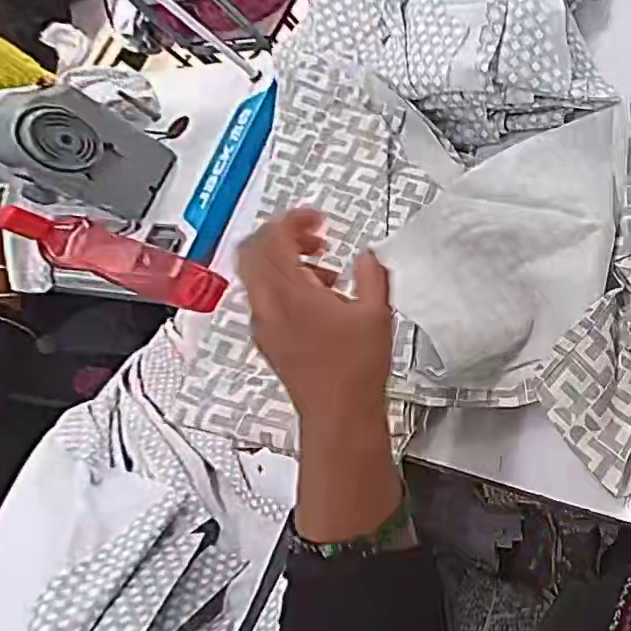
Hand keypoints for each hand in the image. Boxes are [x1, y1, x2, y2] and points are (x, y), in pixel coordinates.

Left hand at [237, 208, 393, 425]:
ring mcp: (265, 325)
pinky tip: (319, 300)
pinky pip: (266, 299)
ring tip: (323, 270)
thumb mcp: (377, 313)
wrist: (340, 412)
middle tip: (314, 236)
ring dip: (285, 262)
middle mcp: (268, 306)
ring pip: (257, 276)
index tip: (314, 218)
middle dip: (283, 237)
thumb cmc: (354, 371)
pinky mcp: (270, 340)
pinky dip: (286, 286)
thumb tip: (367, 257)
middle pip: (253, 252)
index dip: (292, 219)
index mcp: (290, 293)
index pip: (271, 239)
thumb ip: (371, 275)